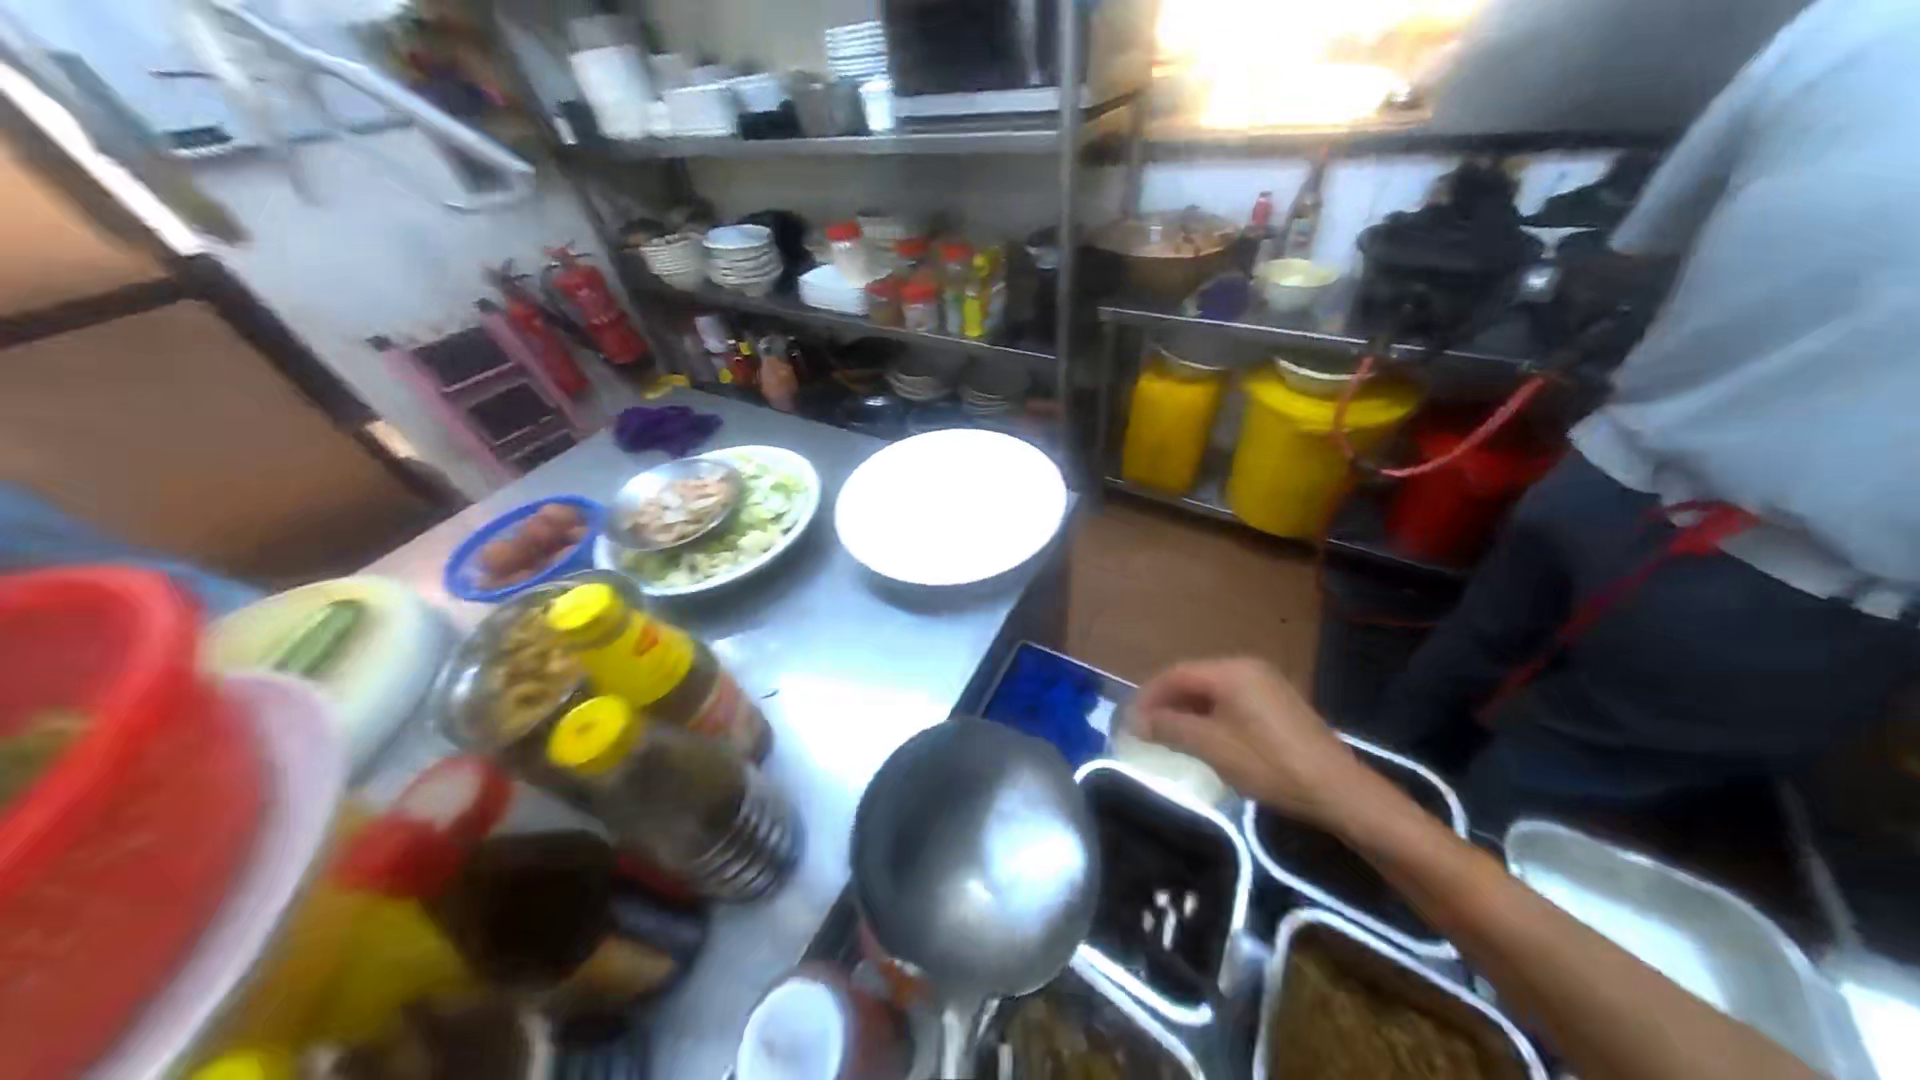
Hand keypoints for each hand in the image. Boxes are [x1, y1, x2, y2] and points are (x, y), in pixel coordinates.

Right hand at [1130, 658, 1371, 830]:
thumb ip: (1170, 728)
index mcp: (1231, 671)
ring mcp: (1266, 684)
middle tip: (1143, 729)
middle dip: (1165, 703)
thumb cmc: (1270, 765)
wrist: (1338, 791)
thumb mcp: (1212, 747)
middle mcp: (1248, 668)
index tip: (1128, 721)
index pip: (1176, 674)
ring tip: (1166, 735)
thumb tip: (1136, 721)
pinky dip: (1208, 715)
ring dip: (1185, 711)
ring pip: (1211, 691)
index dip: (1148, 696)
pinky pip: (1230, 701)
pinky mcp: (1277, 704)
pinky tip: (1201, 738)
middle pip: (1193, 679)